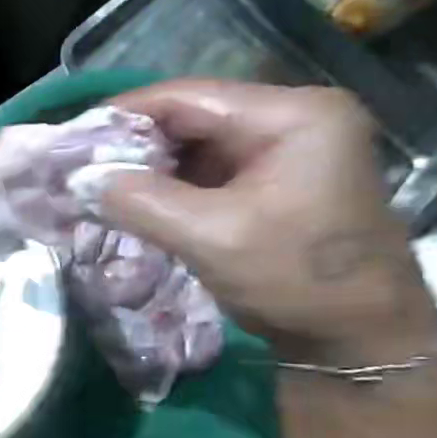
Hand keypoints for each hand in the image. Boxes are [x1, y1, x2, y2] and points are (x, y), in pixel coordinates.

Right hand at [91, 80, 436, 362]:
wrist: (362, 340)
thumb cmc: (298, 281)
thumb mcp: (211, 238)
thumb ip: (140, 201)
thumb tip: (77, 179)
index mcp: (293, 115)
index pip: (188, 97)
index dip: (123, 115)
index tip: (74, 140)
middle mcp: (293, 117)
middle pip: (192, 117)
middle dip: (134, 144)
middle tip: (81, 169)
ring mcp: (287, 148)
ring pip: (197, 145)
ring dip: (150, 167)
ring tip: (99, 186)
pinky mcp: (276, 179)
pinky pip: (210, 170)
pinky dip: (172, 185)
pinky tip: (136, 201)